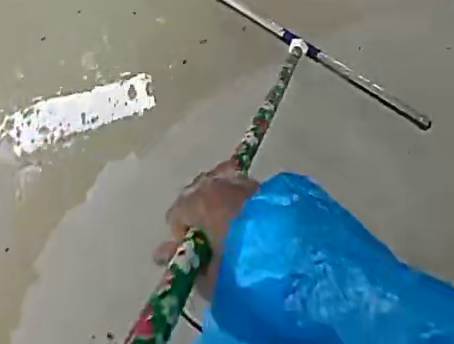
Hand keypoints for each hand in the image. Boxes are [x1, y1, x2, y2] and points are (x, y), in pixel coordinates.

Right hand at [153, 160, 257, 300]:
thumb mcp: (208, 277)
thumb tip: (163, 253)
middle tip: (208, 243)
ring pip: (219, 184)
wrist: (290, 252)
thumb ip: (183, 261)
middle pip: (197, 191)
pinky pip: (239, 185)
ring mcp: (243, 177)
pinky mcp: (263, 182)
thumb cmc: (242, 267)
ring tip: (227, 232)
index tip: (193, 255)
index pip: (176, 212)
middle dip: (198, 214)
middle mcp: (220, 180)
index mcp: (201, 199)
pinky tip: (243, 220)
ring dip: (217, 204)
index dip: (181, 236)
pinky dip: (235, 199)